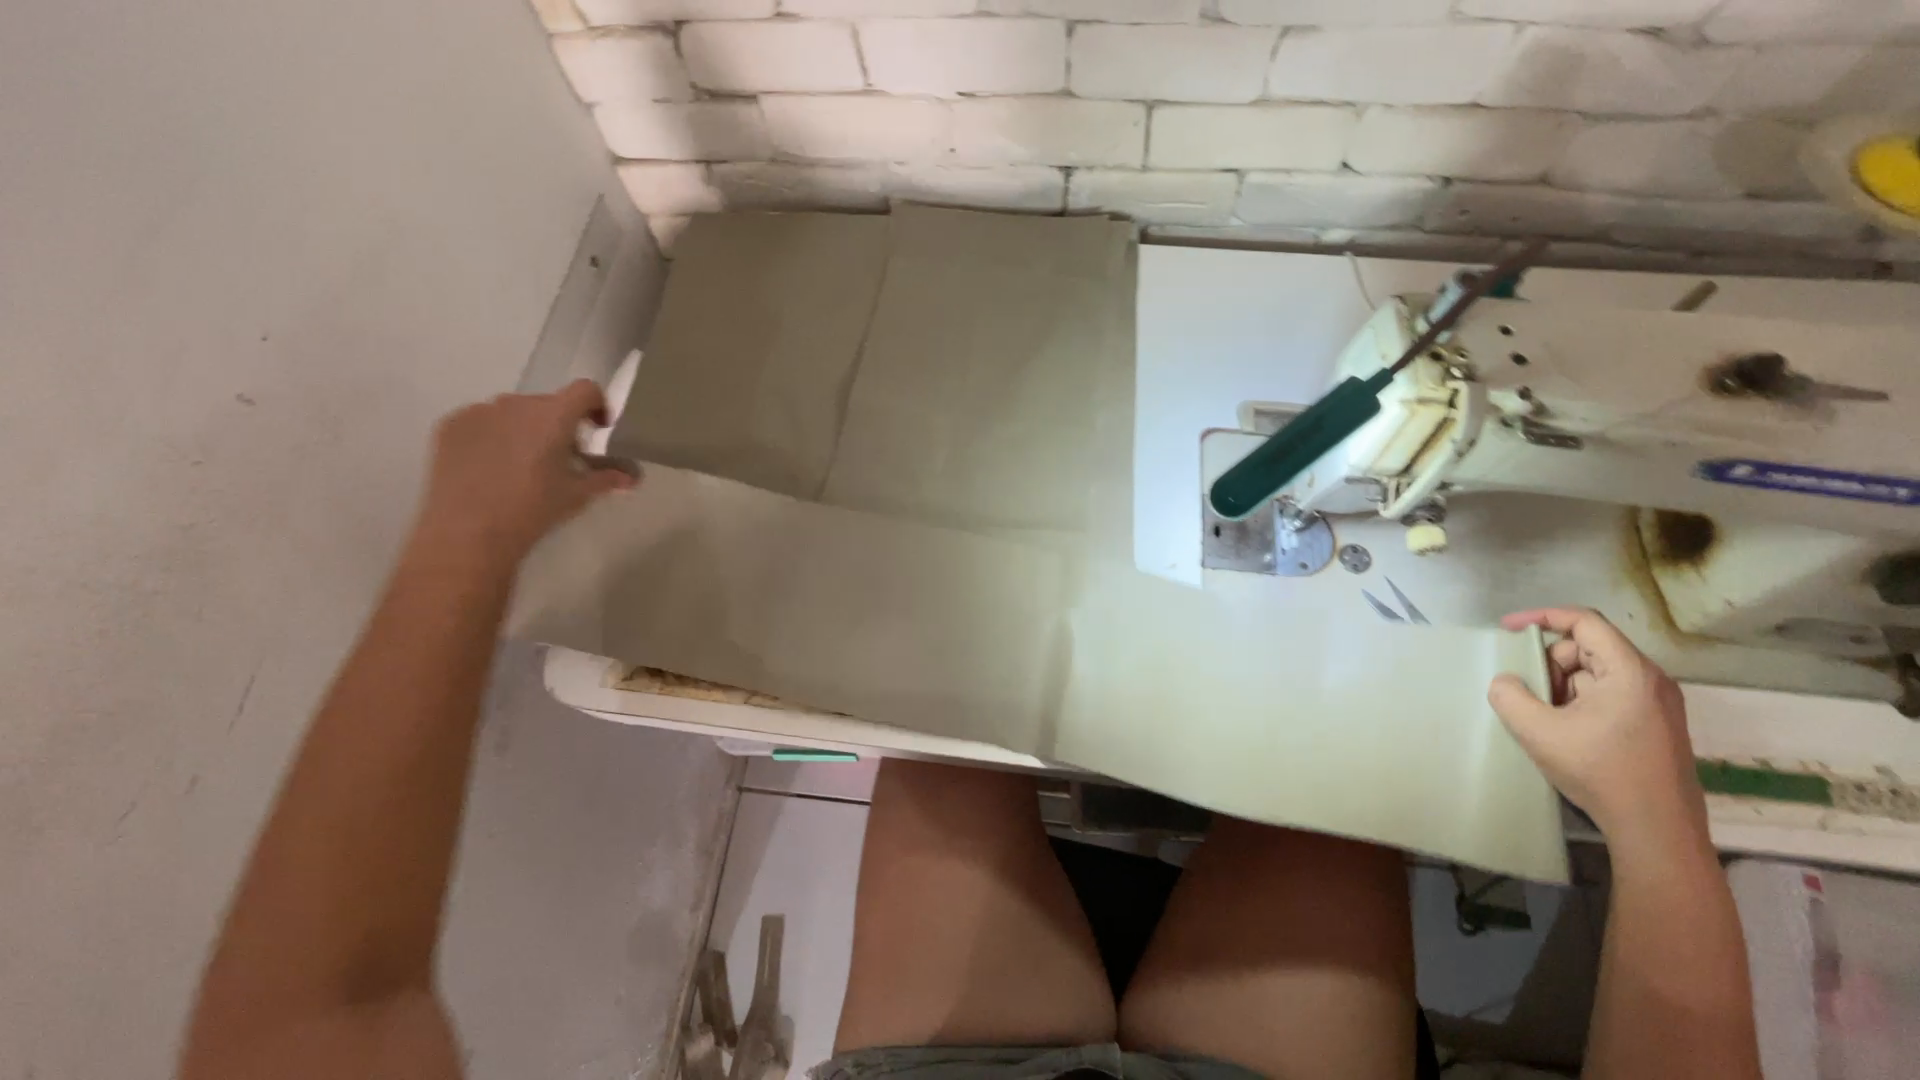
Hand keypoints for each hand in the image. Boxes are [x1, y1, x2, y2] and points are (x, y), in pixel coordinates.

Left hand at [415, 379, 636, 563]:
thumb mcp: (576, 496)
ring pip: (511, 412)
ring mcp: (479, 411)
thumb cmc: (533, 511)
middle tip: (558, 458)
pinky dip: (491, 436)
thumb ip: (606, 478)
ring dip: (523, 429)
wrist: (468, 533)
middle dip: (557, 424)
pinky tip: (488, 469)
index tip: (597, 429)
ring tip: (519, 466)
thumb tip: (633, 478)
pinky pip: (480, 421)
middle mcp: (516, 403)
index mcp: (553, 416)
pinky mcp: (450, 425)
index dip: (596, 404)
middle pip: (547, 403)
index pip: (585, 390)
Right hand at [1487, 608, 1707, 849]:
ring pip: (1596, 674)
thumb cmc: (1601, 772)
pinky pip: (1609, 695)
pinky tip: (1565, 732)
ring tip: (1544, 718)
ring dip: (1562, 686)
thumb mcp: (1538, 732)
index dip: (1541, 617)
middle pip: (1588, 648)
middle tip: (1526, 692)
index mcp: (1629, 671)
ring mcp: (1658, 704)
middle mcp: (1650, 680)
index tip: (1507, 629)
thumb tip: (1506, 682)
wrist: (1657, 829)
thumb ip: (1510, 697)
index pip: (1584, 622)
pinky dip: (1579, 703)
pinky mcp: (1656, 726)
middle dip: (1549, 663)